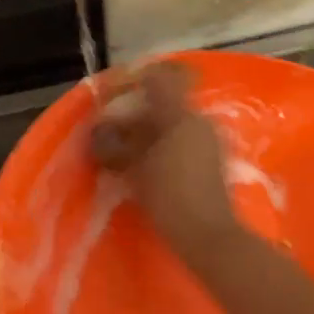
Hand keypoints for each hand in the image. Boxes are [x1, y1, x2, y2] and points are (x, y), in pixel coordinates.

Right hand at [91, 62, 239, 248]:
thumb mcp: (135, 169)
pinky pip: (184, 139)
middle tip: (114, 128)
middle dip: (138, 110)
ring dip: (150, 129)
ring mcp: (211, 139)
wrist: (210, 236)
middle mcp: (199, 119)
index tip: (113, 94)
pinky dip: (164, 144)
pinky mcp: (214, 160)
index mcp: (181, 115)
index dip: (134, 79)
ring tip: (128, 150)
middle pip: (166, 100)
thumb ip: (115, 144)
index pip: (159, 77)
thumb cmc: (170, 197)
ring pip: (175, 121)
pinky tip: (148, 165)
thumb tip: (99, 131)